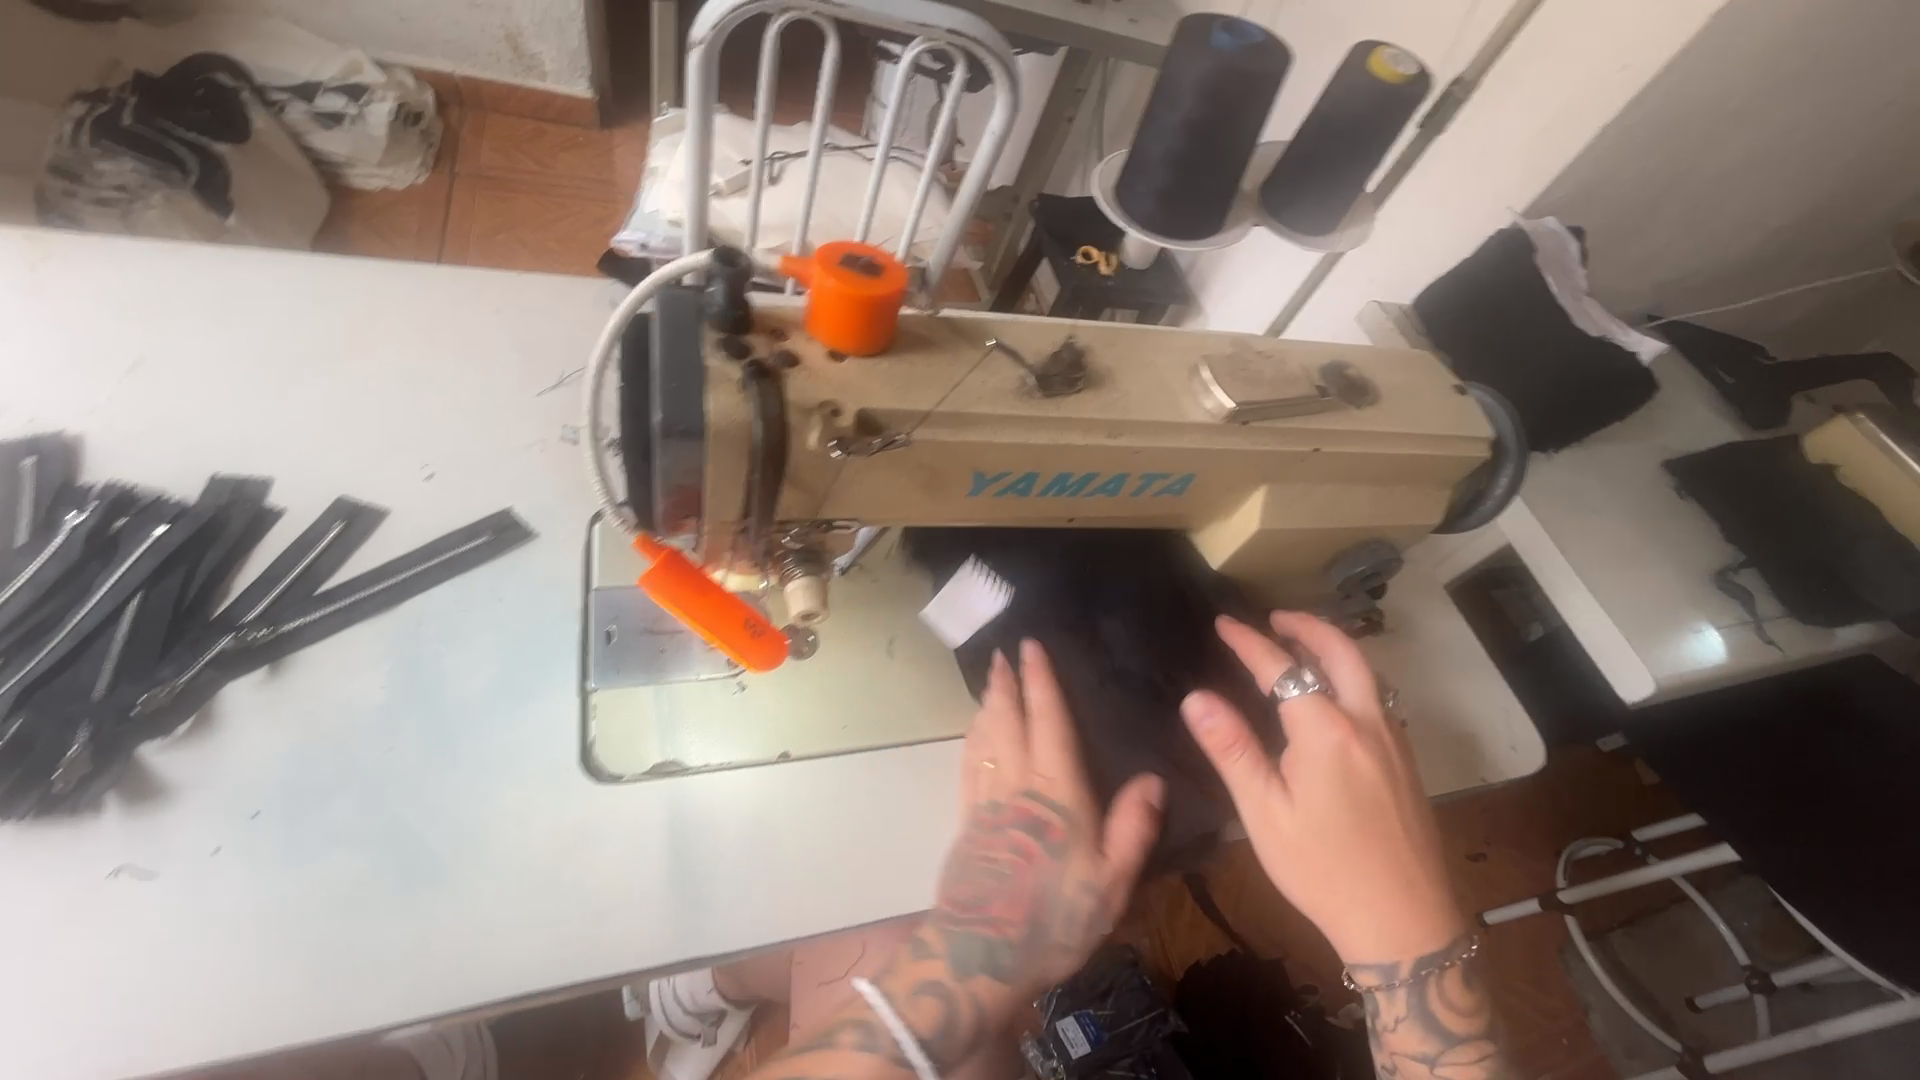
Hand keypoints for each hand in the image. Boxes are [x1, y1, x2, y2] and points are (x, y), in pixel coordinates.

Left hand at [921, 640, 1165, 1015]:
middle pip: (1009, 719)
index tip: (1031, 647)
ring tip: (990, 680)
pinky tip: (975, 732)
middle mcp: (1018, 782)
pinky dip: (972, 738)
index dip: (1040, 681)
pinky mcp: (966, 819)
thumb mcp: (1112, 881)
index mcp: (1057, 790)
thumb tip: (1153, 778)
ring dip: (988, 703)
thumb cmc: (1056, 917)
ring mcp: (987, 799)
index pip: (1048, 720)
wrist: (984, 954)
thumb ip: (1133, 827)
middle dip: (1006, 682)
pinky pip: (968, 764)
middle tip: (1002, 653)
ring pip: (985, 736)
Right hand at [1179, 612, 1467, 964]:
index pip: (1281, 669)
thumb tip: (1196, 698)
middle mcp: (1366, 723)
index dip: (1248, 641)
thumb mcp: (1263, 814)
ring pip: (1368, 673)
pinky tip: (1335, 696)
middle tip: (1275, 617)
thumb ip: (1232, 749)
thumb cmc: (1322, 869)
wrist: (1405, 924)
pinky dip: (1352, 675)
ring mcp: (1393, 742)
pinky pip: (1378, 697)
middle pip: (1342, 652)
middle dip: (1307, 626)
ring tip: (1301, 646)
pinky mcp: (1406, 762)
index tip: (1224, 622)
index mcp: (1325, 731)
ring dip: (1333, 648)